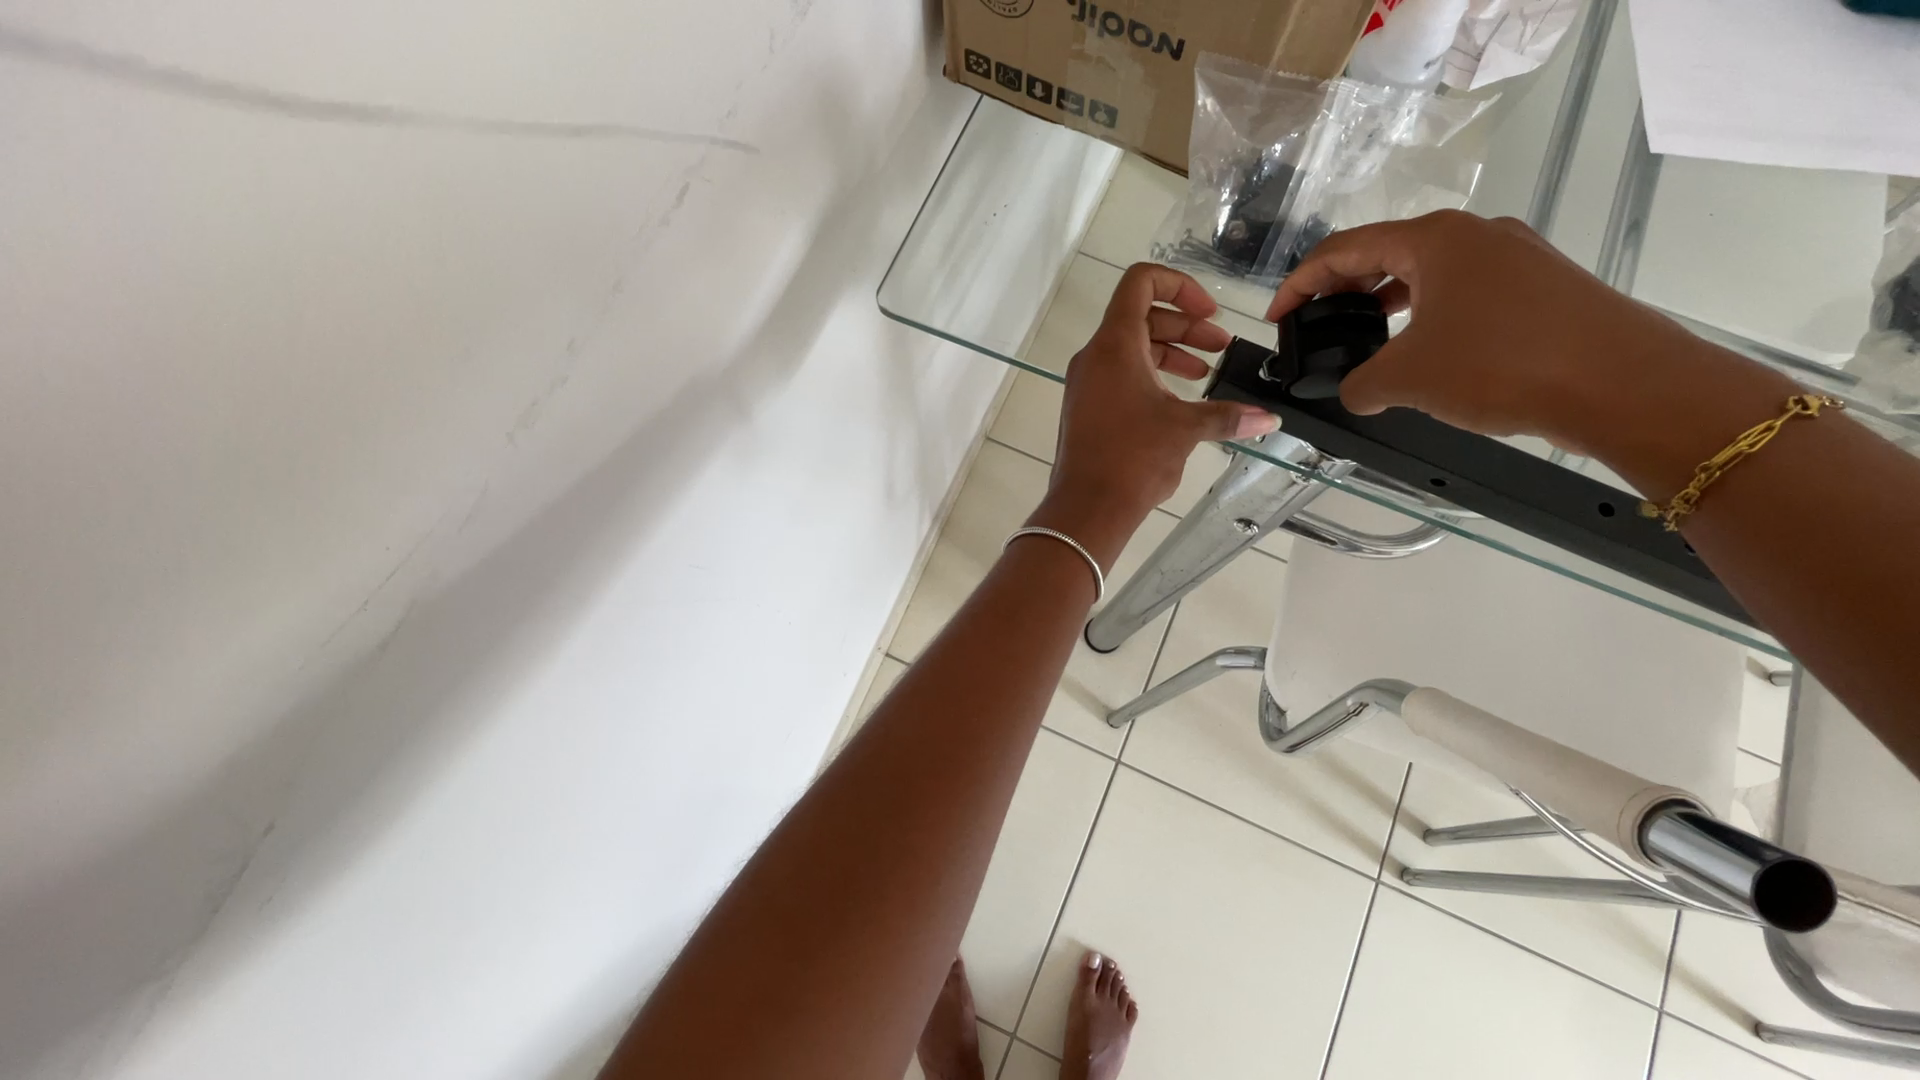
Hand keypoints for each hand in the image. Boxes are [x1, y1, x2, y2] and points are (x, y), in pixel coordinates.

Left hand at [1034, 263, 1278, 564]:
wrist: (1087, 506)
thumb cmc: (1133, 458)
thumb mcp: (1186, 429)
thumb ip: (1228, 416)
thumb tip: (1268, 419)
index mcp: (1114, 345)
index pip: (1141, 282)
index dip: (1179, 285)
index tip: (1209, 312)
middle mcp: (1095, 356)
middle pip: (1142, 317)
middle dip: (1186, 327)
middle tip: (1221, 347)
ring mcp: (1087, 382)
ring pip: (1132, 348)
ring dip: (1171, 352)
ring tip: (1205, 374)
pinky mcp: (1086, 407)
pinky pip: (1120, 374)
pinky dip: (1151, 375)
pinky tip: (1178, 401)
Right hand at [1265, 211, 1790, 459]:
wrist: (1623, 383)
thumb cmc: (1500, 364)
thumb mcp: (1406, 379)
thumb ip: (1361, 384)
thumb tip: (1356, 392)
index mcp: (1434, 239)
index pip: (1343, 249)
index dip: (1299, 284)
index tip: (1278, 318)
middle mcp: (1475, 235)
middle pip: (1386, 252)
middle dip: (1342, 290)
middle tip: (1316, 326)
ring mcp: (1515, 257)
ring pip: (1428, 272)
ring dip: (1386, 303)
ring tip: (1364, 338)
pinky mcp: (1541, 287)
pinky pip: (1464, 292)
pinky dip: (1428, 315)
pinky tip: (1425, 351)